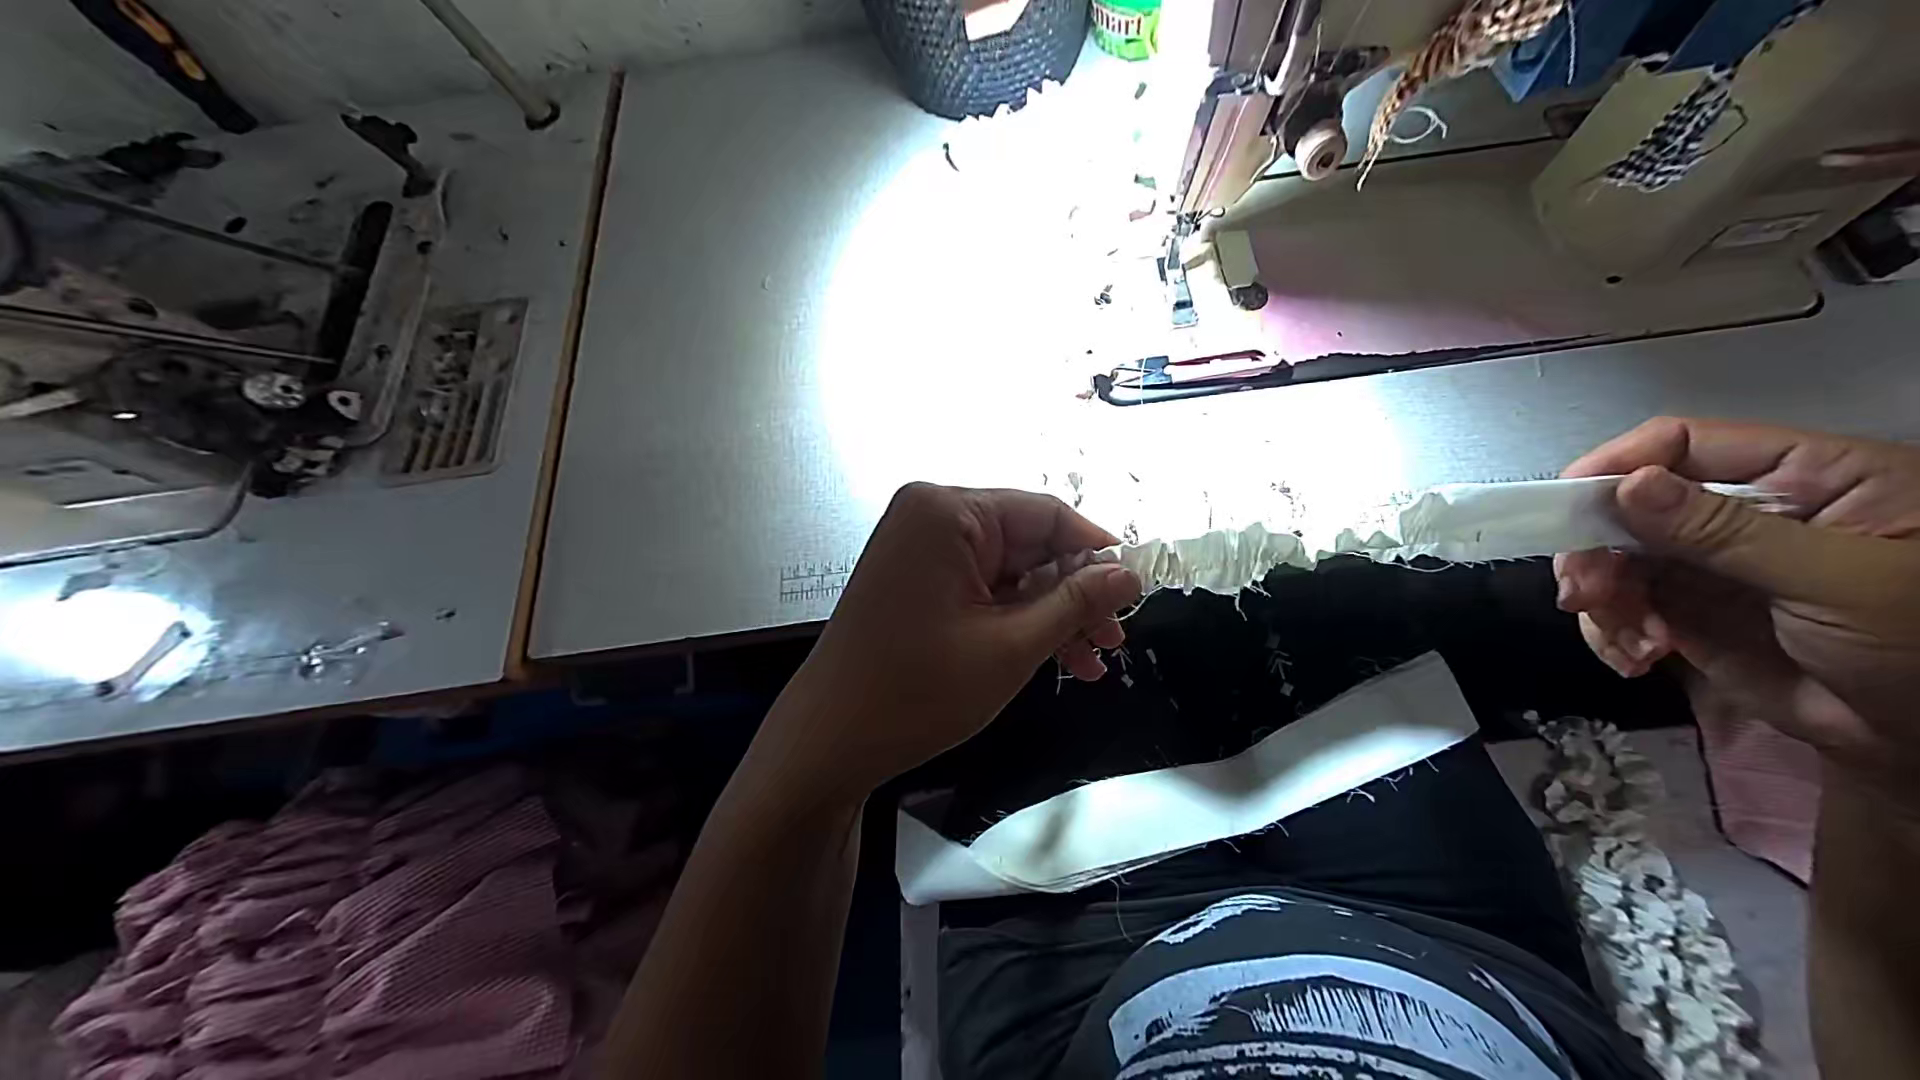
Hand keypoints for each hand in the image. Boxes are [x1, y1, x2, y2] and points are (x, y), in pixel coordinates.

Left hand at [756, 484, 1141, 802]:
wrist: (831, 739)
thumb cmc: (916, 692)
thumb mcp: (1012, 647)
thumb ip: (1076, 603)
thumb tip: (1128, 574)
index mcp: (946, 511)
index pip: (1045, 513)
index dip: (1096, 551)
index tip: (1133, 589)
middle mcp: (928, 516)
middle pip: (1026, 543)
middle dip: (1073, 593)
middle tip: (1114, 637)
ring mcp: (918, 548)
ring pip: (1008, 571)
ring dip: (1049, 613)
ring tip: (1091, 660)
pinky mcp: (914, 579)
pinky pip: (980, 588)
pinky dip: (1014, 619)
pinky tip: (1053, 657)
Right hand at [1554, 418, 1919, 796]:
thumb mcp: (1837, 581)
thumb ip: (1728, 531)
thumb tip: (1629, 485)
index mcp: (1803, 479)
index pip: (1686, 443)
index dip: (1617, 465)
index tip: (1563, 506)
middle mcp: (1742, 512)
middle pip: (1626, 505)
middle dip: (1593, 552)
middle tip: (1582, 595)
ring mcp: (1707, 564)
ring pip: (1608, 559)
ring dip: (1600, 600)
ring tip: (1632, 644)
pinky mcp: (1681, 609)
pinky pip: (1614, 605)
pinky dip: (1609, 632)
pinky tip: (1637, 659)